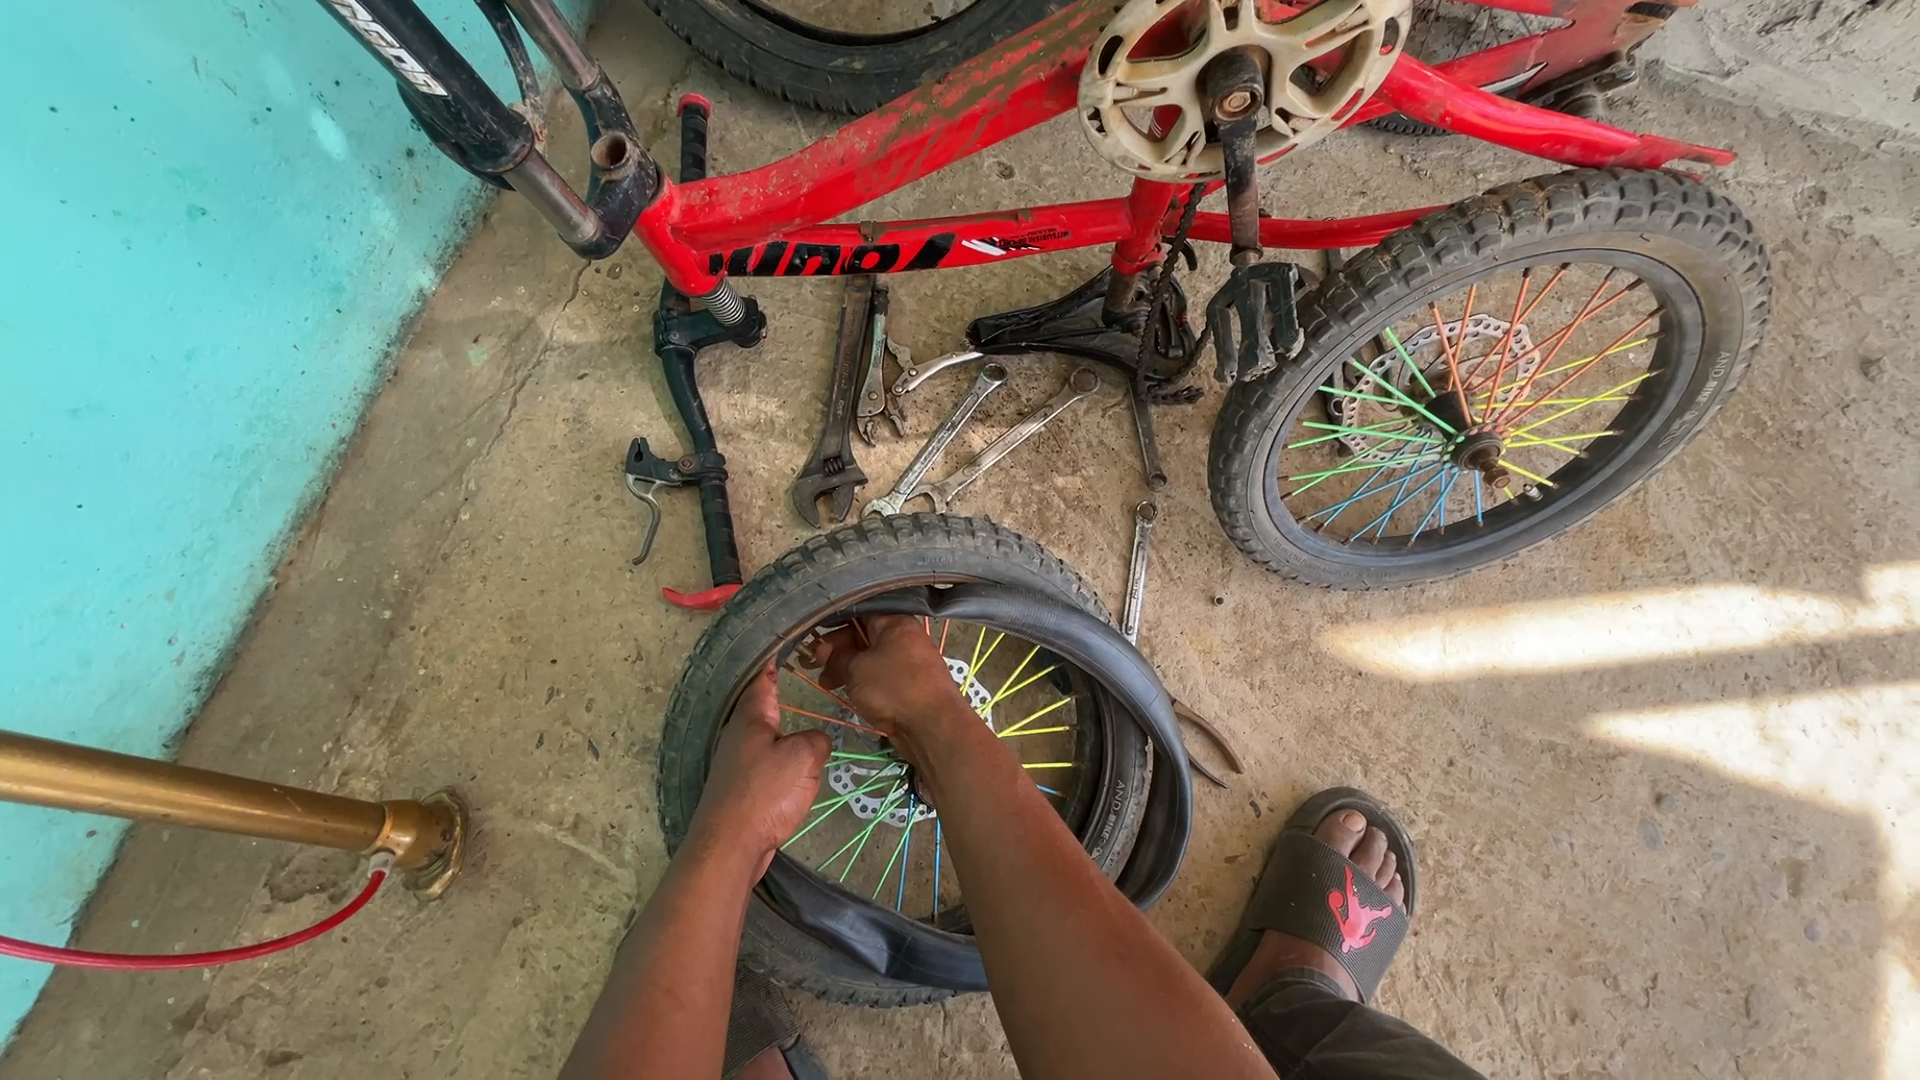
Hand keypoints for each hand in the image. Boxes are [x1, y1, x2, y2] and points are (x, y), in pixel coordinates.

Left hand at [687, 663, 831, 871]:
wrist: (730, 845)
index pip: (763, 678)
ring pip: (763, 736)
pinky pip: (763, 761)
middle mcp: (738, 734)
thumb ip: (818, 740)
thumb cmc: (765, 792)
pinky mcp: (739, 787)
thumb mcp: (804, 757)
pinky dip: (780, 757)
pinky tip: (792, 766)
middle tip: (806, 682)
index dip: (775, 660)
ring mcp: (736, 762)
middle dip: (780, 693)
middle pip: (760, 706)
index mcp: (751, 717)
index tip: (786, 643)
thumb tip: (817, 742)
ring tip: (805, 724)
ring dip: (782, 729)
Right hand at [807, 615, 976, 764]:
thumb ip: (837, 657)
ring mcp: (908, 662)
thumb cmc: (894, 688)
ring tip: (825, 682)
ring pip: (870, 658)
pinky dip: (861, 680)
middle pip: (864, 636)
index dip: (834, 626)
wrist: (933, 726)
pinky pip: (879, 675)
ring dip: (846, 668)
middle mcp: (904, 638)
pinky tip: (844, 691)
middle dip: (837, 650)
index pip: (859, 613)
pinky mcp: (908, 684)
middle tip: (813, 663)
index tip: (814, 640)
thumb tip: (825, 651)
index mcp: (896, 623)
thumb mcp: (857, 669)